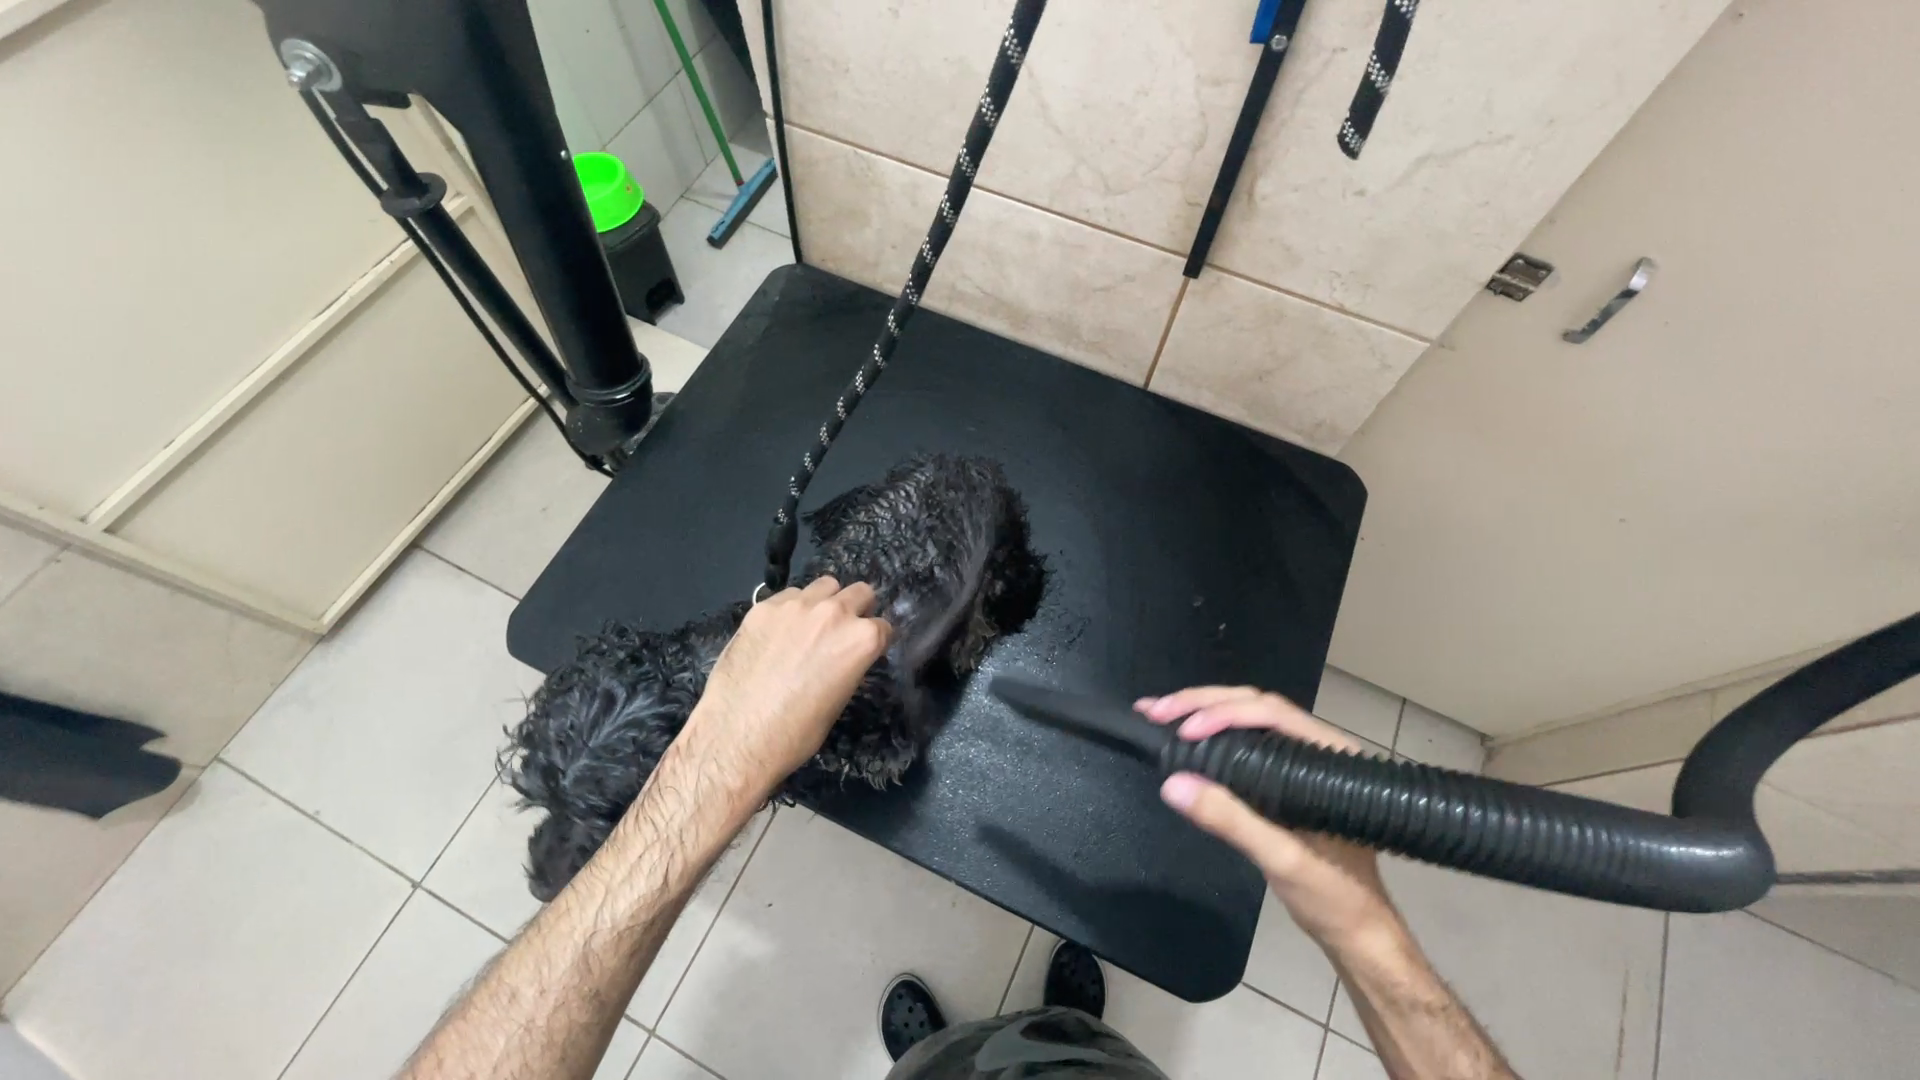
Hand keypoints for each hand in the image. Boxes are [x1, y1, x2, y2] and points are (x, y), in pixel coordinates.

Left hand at [677, 577, 892, 801]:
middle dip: (858, 609)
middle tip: (841, 632)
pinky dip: (791, 608)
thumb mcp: (838, 701)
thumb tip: (843, 655)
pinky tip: (777, 633)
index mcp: (861, 640)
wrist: (737, 736)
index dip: (877, 639)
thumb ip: (849, 665)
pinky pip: (788, 595)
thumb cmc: (795, 733)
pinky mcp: (763, 607)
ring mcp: (796, 605)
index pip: (884, 626)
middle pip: (861, 592)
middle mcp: (834, 613)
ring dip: (825, 601)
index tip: (867, 648)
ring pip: (825, 585)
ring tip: (809, 627)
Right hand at [1143, 687, 1401, 950]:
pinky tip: (1183, 733)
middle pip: (1255, 704)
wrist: (1356, 931)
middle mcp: (1319, 746)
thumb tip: (1173, 784)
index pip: (1272, 713)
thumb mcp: (1281, 859)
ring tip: (1159, 713)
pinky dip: (1211, 730)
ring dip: (1202, 709)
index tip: (1183, 732)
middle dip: (1202, 702)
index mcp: (1330, 755)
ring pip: (1248, 715)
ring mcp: (1302, 759)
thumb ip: (1231, 820)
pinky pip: (1245, 737)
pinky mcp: (1286, 774)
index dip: (1223, 714)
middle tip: (1156, 710)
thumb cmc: (1331, 895)